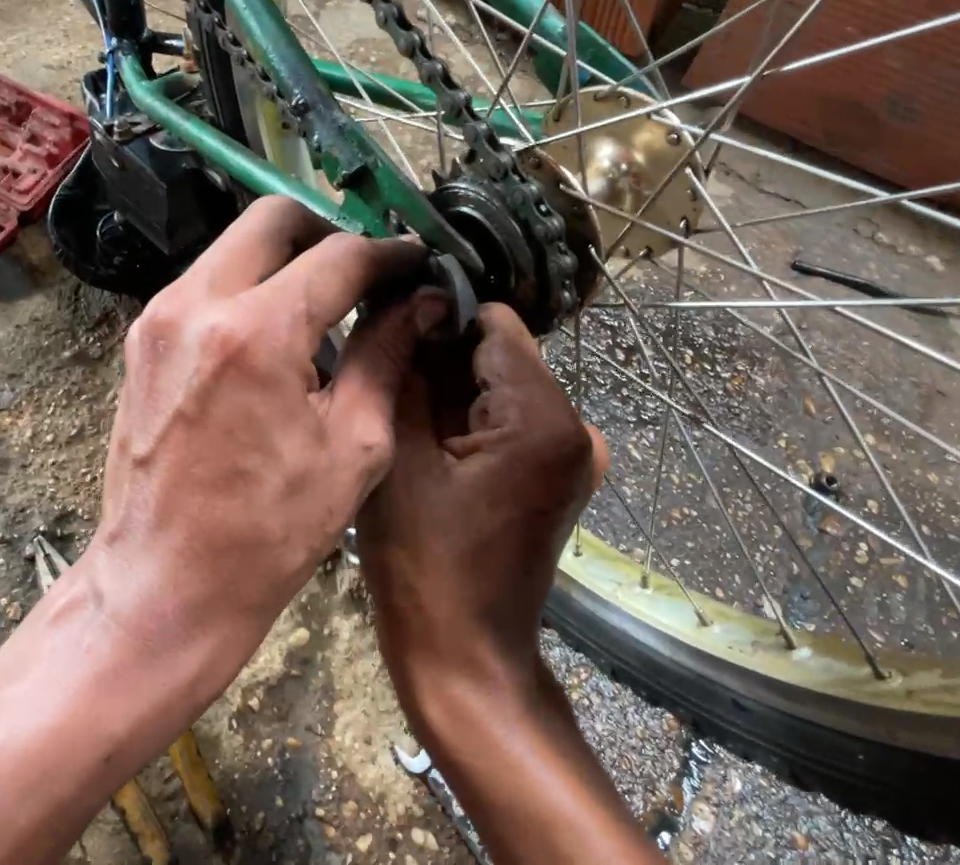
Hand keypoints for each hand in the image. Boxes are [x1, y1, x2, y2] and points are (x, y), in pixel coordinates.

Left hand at [84, 197, 442, 674]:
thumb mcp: (352, 446)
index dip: (387, 254)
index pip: (339, 255)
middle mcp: (198, 304)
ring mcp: (158, 318)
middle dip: (327, 231)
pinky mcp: (141, 340)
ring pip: (231, 246)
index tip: (413, 263)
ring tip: (323, 301)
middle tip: (363, 270)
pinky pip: (204, 283)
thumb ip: (386, 355)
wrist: (166, 580)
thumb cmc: (268, 531)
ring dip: (282, 258)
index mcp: (259, 332)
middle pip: (272, 219)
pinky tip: (274, 331)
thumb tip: (418, 303)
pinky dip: (245, 287)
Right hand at [359, 302, 608, 701]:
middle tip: (383, 382)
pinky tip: (429, 447)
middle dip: (440, 358)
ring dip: (451, 390)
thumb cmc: (422, 563)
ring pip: (501, 385)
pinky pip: (510, 419)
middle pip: (498, 353)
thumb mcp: (398, 457)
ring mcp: (575, 454)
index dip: (434, 317)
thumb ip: (403, 372)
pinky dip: (470, 420)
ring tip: (400, 419)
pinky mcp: (560, 475)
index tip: (385, 334)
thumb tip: (400, 304)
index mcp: (543, 418)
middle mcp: (576, 426)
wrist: (463, 656)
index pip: (491, 321)